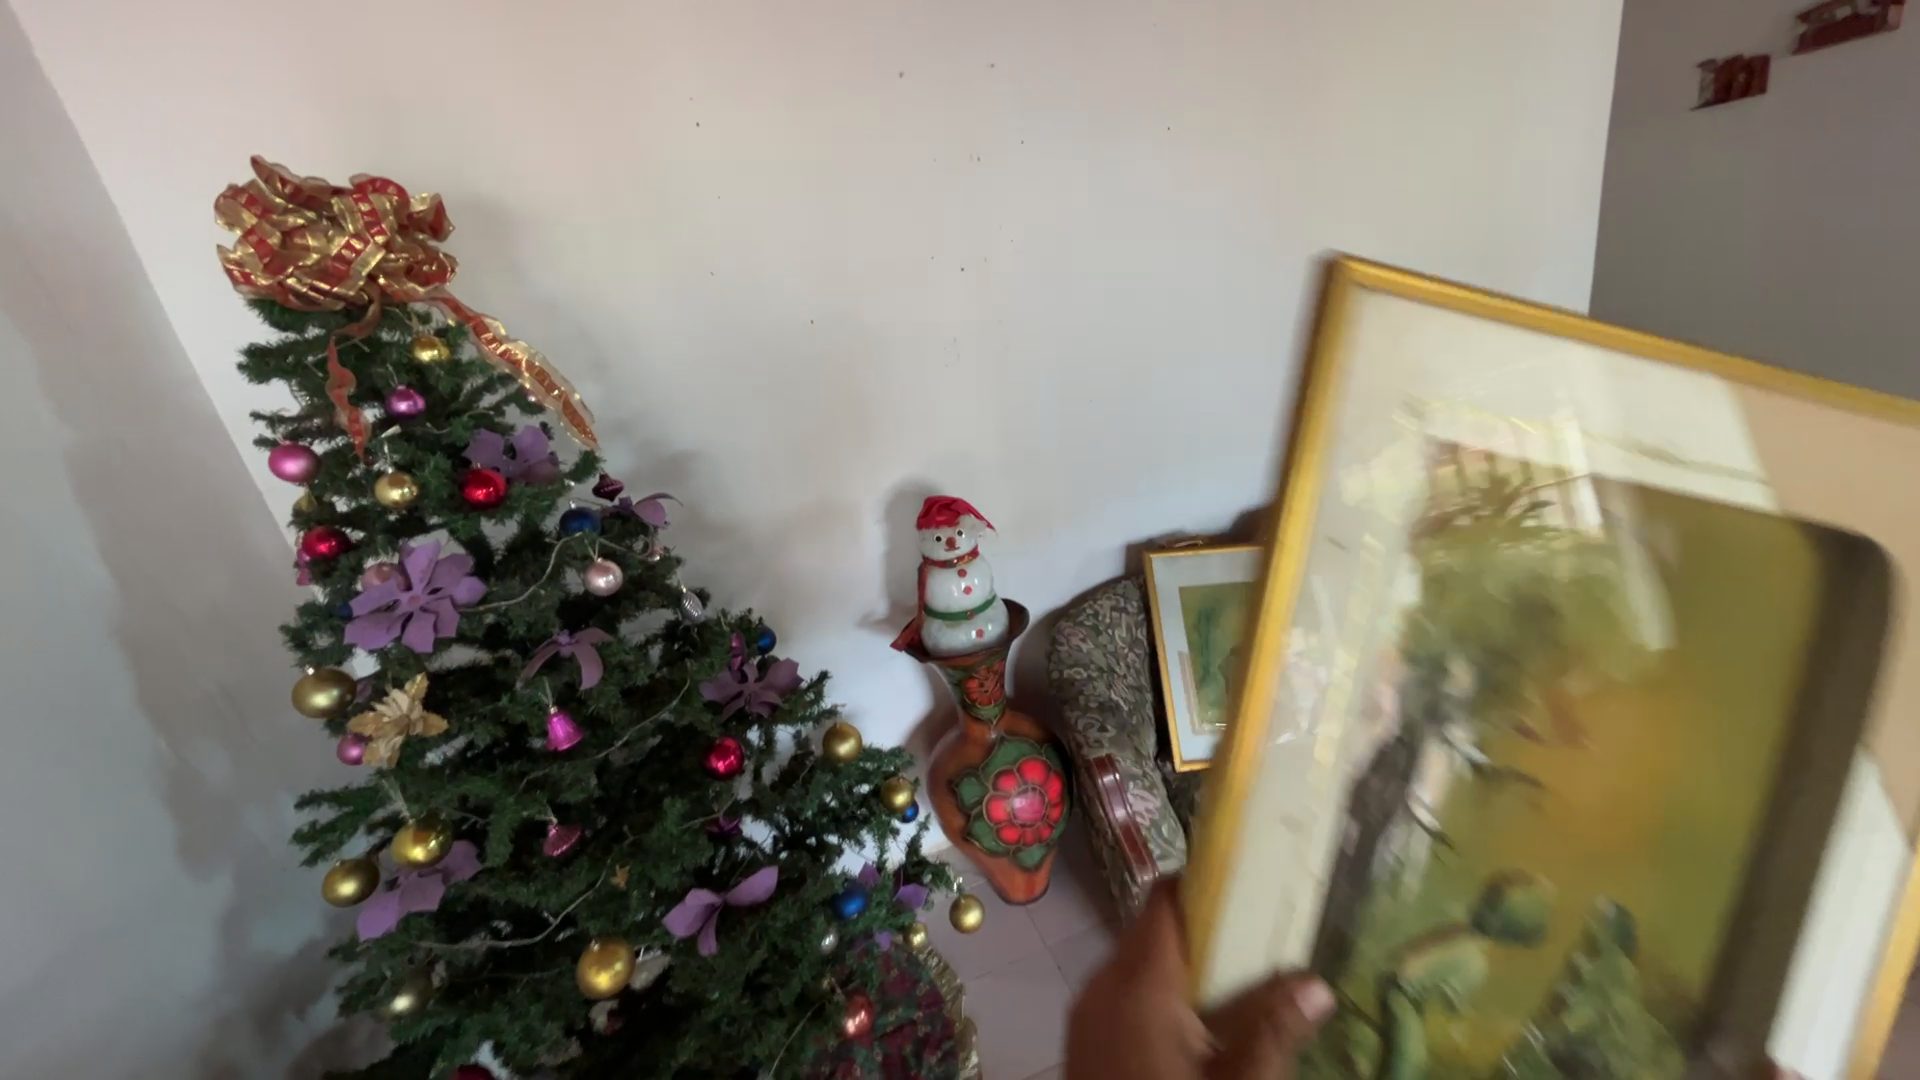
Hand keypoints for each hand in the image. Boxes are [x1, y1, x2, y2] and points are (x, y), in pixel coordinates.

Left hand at [1066, 877, 1334, 1079]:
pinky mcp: (1080, 1036)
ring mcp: (1084, 1009)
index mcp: (1138, 981)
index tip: (1237, 891)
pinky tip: (1186, 1030)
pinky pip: (1117, 992)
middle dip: (1197, 932)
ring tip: (1226, 991)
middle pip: (1150, 930)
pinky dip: (1151, 993)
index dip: (1196, 886)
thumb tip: (1317, 985)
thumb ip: (1273, 1032)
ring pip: (1132, 961)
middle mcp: (1102, 980)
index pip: (1161, 901)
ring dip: (1175, 966)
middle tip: (1248, 948)